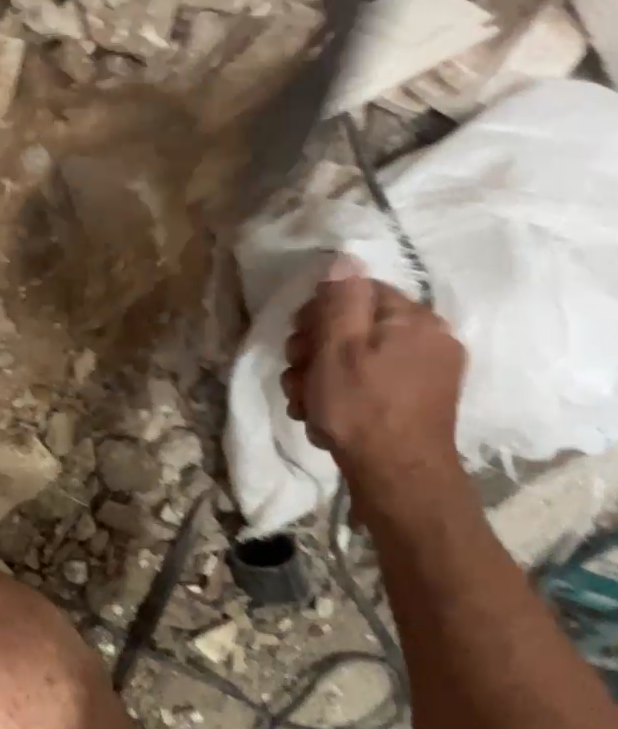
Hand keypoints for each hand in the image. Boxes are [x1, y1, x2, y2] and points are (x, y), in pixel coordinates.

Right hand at [282, 255, 466, 480]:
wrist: (396, 470)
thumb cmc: (359, 405)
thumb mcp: (337, 346)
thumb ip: (341, 300)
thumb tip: (344, 257)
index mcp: (413, 319)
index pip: (357, 291)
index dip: (318, 313)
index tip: (298, 341)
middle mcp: (430, 337)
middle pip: (354, 324)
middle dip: (315, 348)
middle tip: (299, 374)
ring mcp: (429, 369)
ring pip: (356, 354)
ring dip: (320, 374)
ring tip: (307, 399)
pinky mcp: (420, 396)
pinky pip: (371, 378)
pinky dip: (343, 390)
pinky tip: (326, 410)